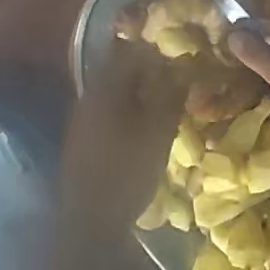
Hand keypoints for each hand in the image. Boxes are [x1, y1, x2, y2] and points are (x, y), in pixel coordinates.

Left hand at [59, 39, 183, 235]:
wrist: (88, 222)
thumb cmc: (127, 169)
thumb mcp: (159, 129)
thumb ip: (172, 93)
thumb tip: (185, 66)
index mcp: (106, 84)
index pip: (132, 48)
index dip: (158, 47)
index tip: (182, 52)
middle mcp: (90, 93)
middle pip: (122, 67)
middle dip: (151, 68)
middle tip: (179, 75)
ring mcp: (83, 116)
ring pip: (116, 89)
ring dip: (140, 89)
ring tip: (167, 98)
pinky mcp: (84, 137)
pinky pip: (110, 108)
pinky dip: (130, 107)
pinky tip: (146, 122)